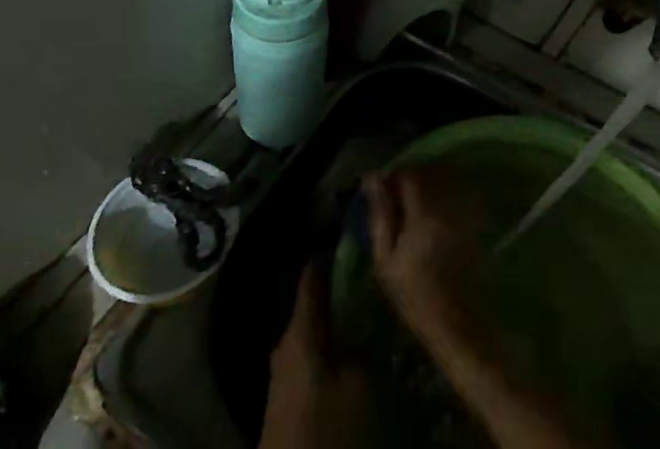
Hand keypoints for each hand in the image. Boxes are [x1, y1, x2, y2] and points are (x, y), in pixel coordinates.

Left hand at [260, 262, 366, 448]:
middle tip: (375, 270)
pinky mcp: (289, 396)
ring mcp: (284, 372)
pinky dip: (333, 342)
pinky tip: (355, 344)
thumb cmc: (328, 429)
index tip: (355, 230)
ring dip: (339, 317)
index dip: (333, 251)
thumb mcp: (362, 383)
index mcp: (299, 332)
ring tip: (371, 305)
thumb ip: (366, 344)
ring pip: (316, 328)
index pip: (314, 277)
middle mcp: (286, 344)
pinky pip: (314, 354)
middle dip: (342, 286)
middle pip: (316, 302)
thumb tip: (372, 320)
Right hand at [361, 169, 487, 350]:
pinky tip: (436, 216)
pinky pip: (461, 193)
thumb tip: (371, 178)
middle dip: (413, 179)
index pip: (411, 173)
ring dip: (430, 185)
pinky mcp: (477, 219)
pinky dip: (447, 195)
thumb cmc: (414, 295)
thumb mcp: (385, 258)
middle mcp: (449, 203)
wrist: (456, 320)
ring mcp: (467, 210)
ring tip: (415, 208)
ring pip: (447, 179)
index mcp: (424, 212)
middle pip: (431, 171)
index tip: (384, 193)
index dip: (395, 177)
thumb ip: (380, 213)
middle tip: (398, 201)